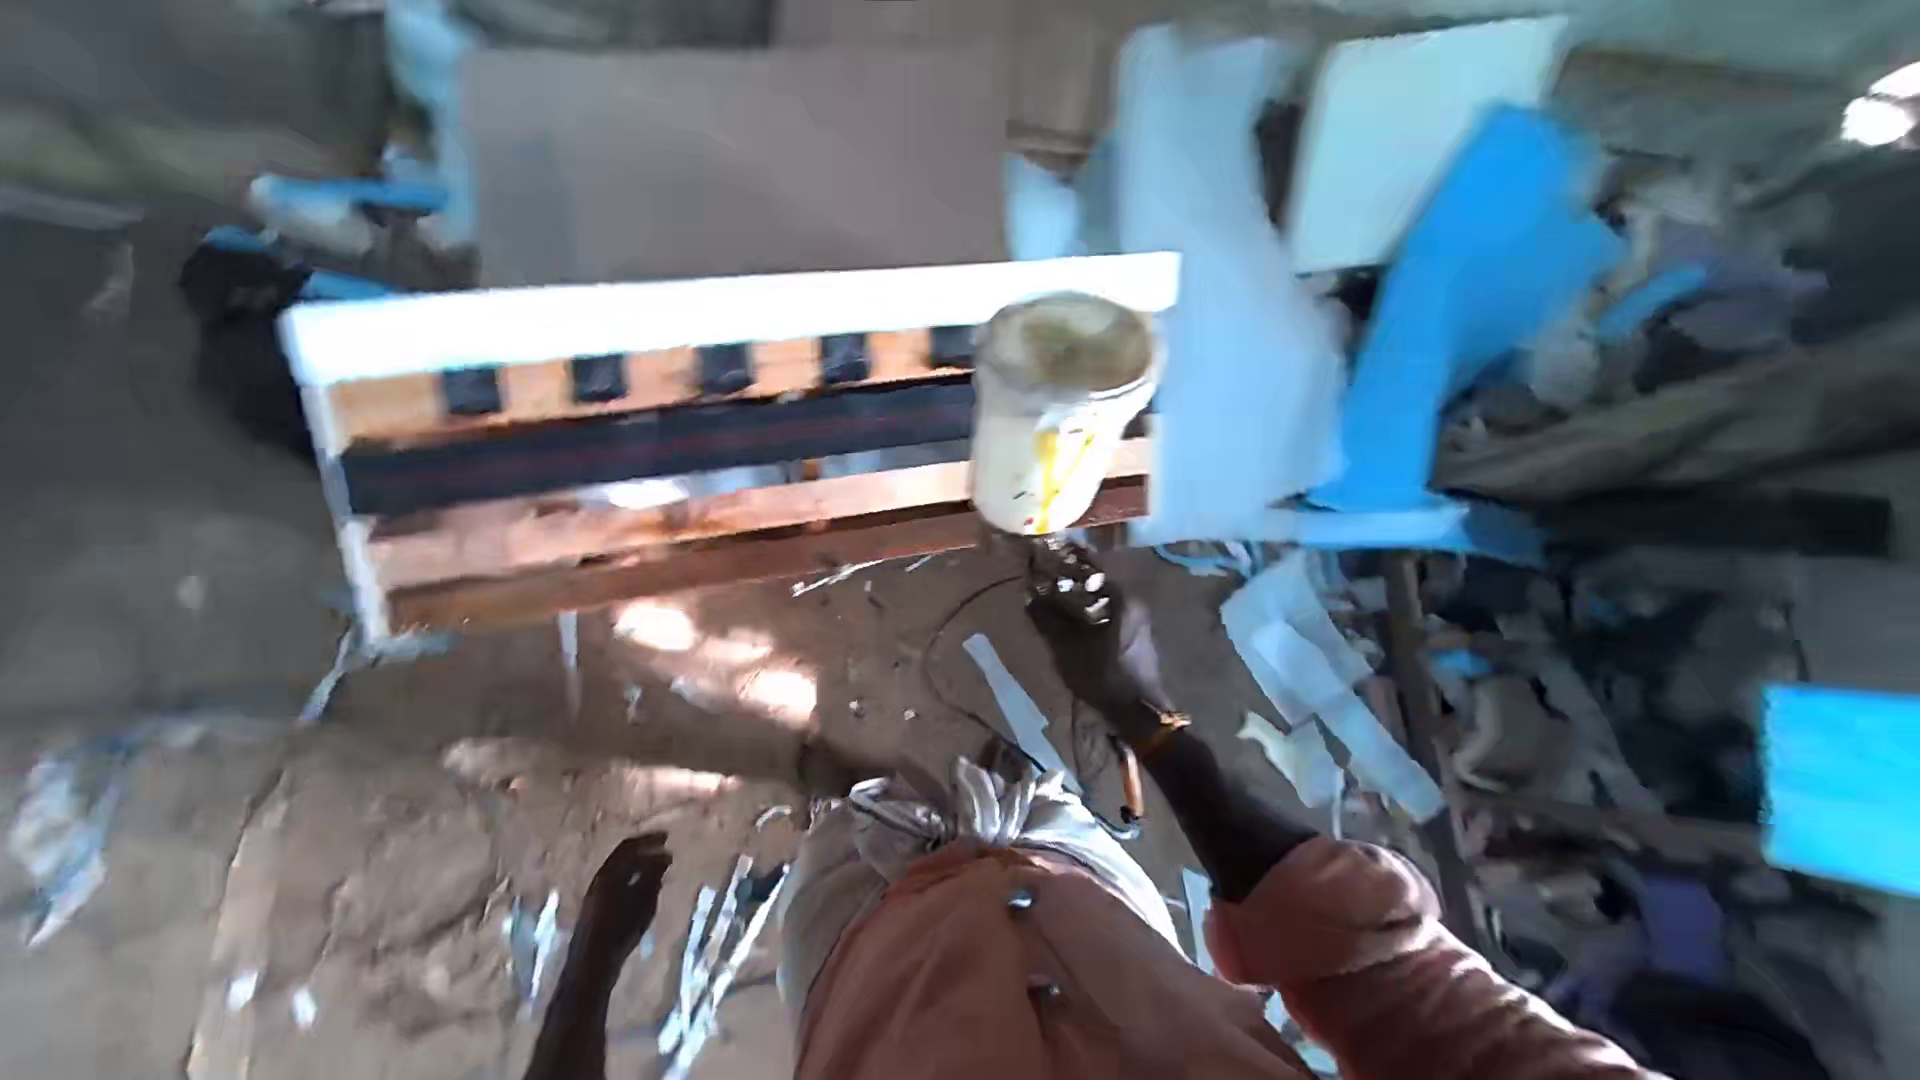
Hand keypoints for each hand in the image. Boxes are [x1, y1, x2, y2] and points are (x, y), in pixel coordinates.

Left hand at [575, 833, 670, 959]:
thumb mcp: (642, 903)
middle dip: (643, 847)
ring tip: (657, 864)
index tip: (667, 836)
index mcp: (608, 874)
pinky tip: (643, 883)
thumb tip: (665, 856)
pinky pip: (616, 880)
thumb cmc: (619, 933)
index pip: (630, 847)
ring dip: (637, 861)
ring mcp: (595, 893)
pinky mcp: (595, 907)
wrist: (590, 967)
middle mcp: (599, 879)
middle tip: (663, 844)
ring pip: (619, 867)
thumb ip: (653, 877)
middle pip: (622, 854)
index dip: (649, 839)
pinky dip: (631, 874)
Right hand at [1027, 583, 1174, 743]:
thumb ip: (1049, 621)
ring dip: (1081, 604)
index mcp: (1125, 599)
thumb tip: (1030, 598)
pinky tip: (1075, 628)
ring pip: (1104, 603)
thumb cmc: (1105, 675)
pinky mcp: (1136, 640)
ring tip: (1056, 609)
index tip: (1048, 568)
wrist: (1139, 714)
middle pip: (1099, 586)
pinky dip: (1092, 617)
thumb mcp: (1069, 648)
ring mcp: (1139, 623)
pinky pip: (1110, 617)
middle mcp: (1136, 605)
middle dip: (1073, 586)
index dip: (1069, 567)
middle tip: (1048, 589)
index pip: (1094, 570)